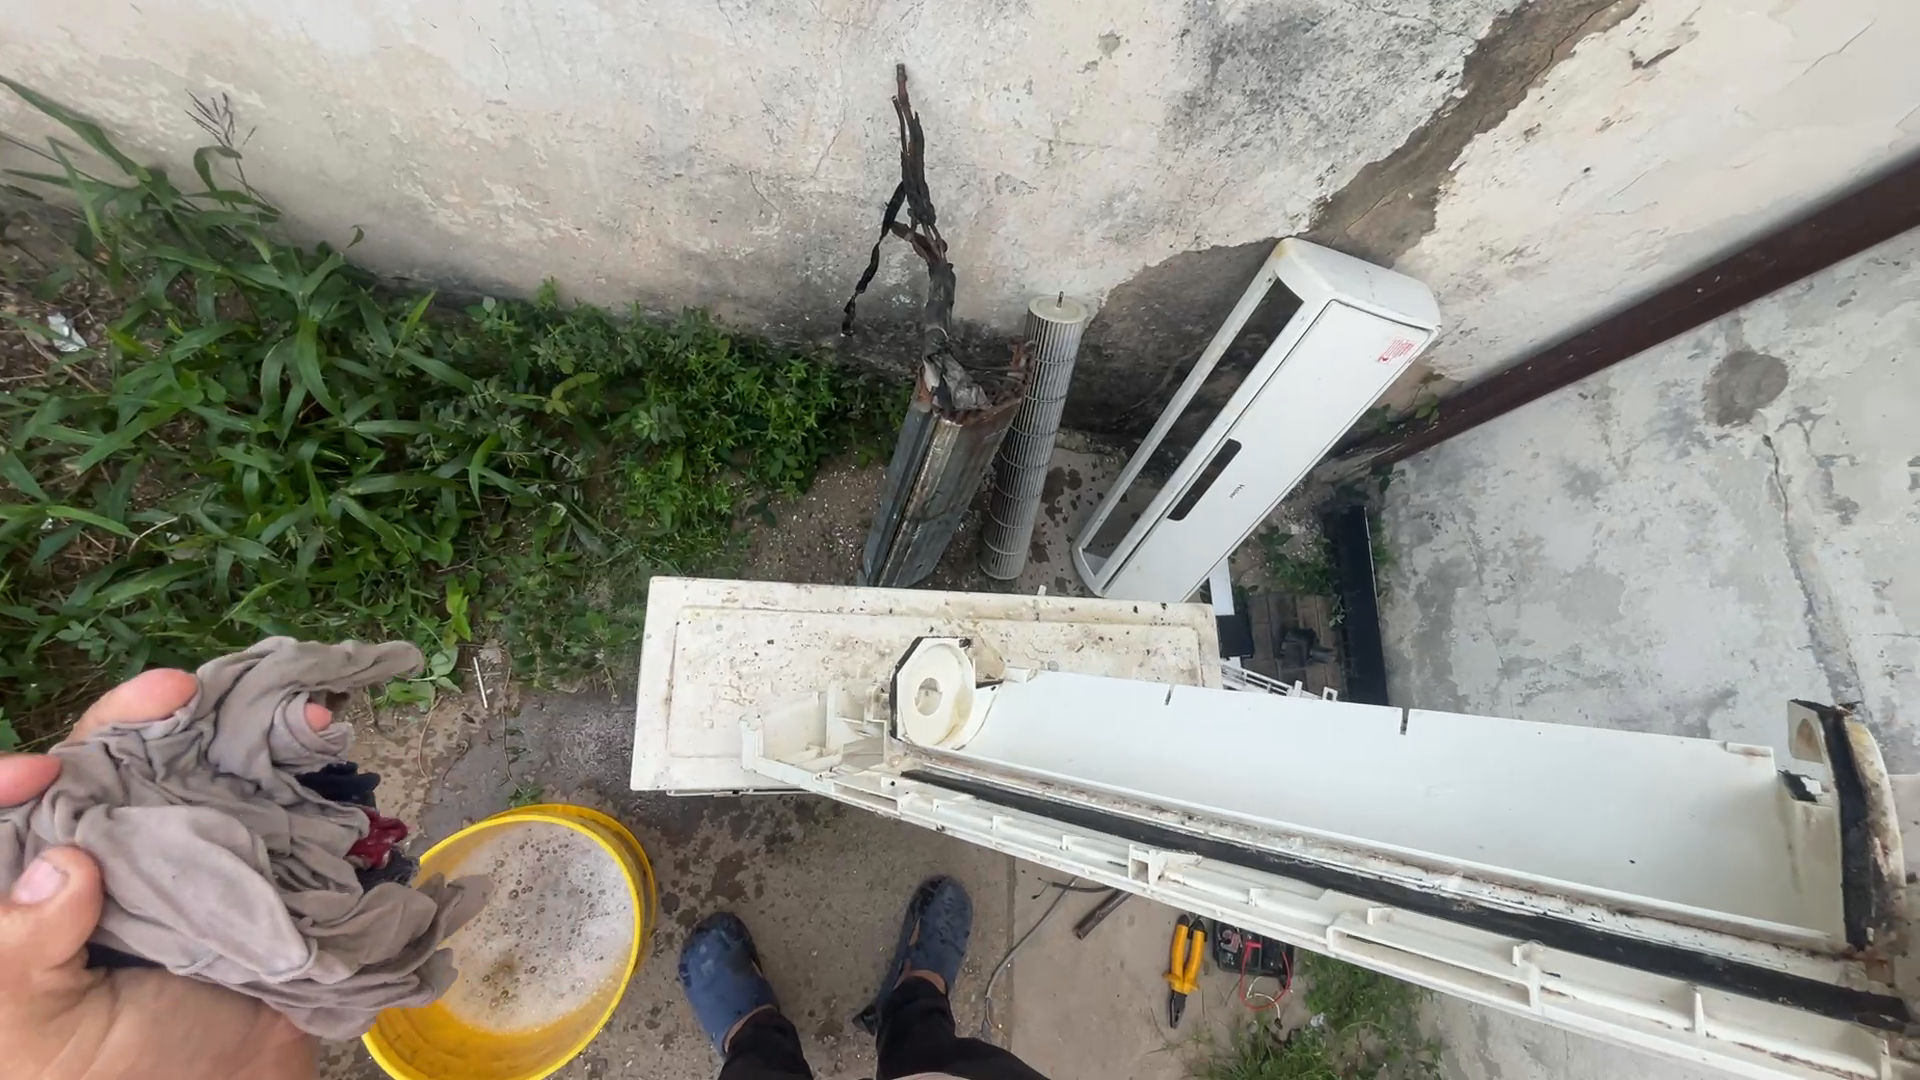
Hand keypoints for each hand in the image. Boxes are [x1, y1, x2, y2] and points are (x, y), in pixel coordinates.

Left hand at [0, 670, 333, 1079]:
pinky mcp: (260, 843)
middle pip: (105, 773)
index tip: (43, 770)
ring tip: (275, 705)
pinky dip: (296, 752)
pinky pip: (271, 788)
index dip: (12, 784)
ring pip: (194, 768)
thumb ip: (14, 965)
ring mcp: (190, 845)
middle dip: (138, 723)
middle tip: (176, 689)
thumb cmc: (117, 1072)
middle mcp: (107, 857)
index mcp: (29, 900)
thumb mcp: (36, 1041)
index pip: (5, 822)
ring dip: (231, 726)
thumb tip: (60, 865)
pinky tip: (316, 729)